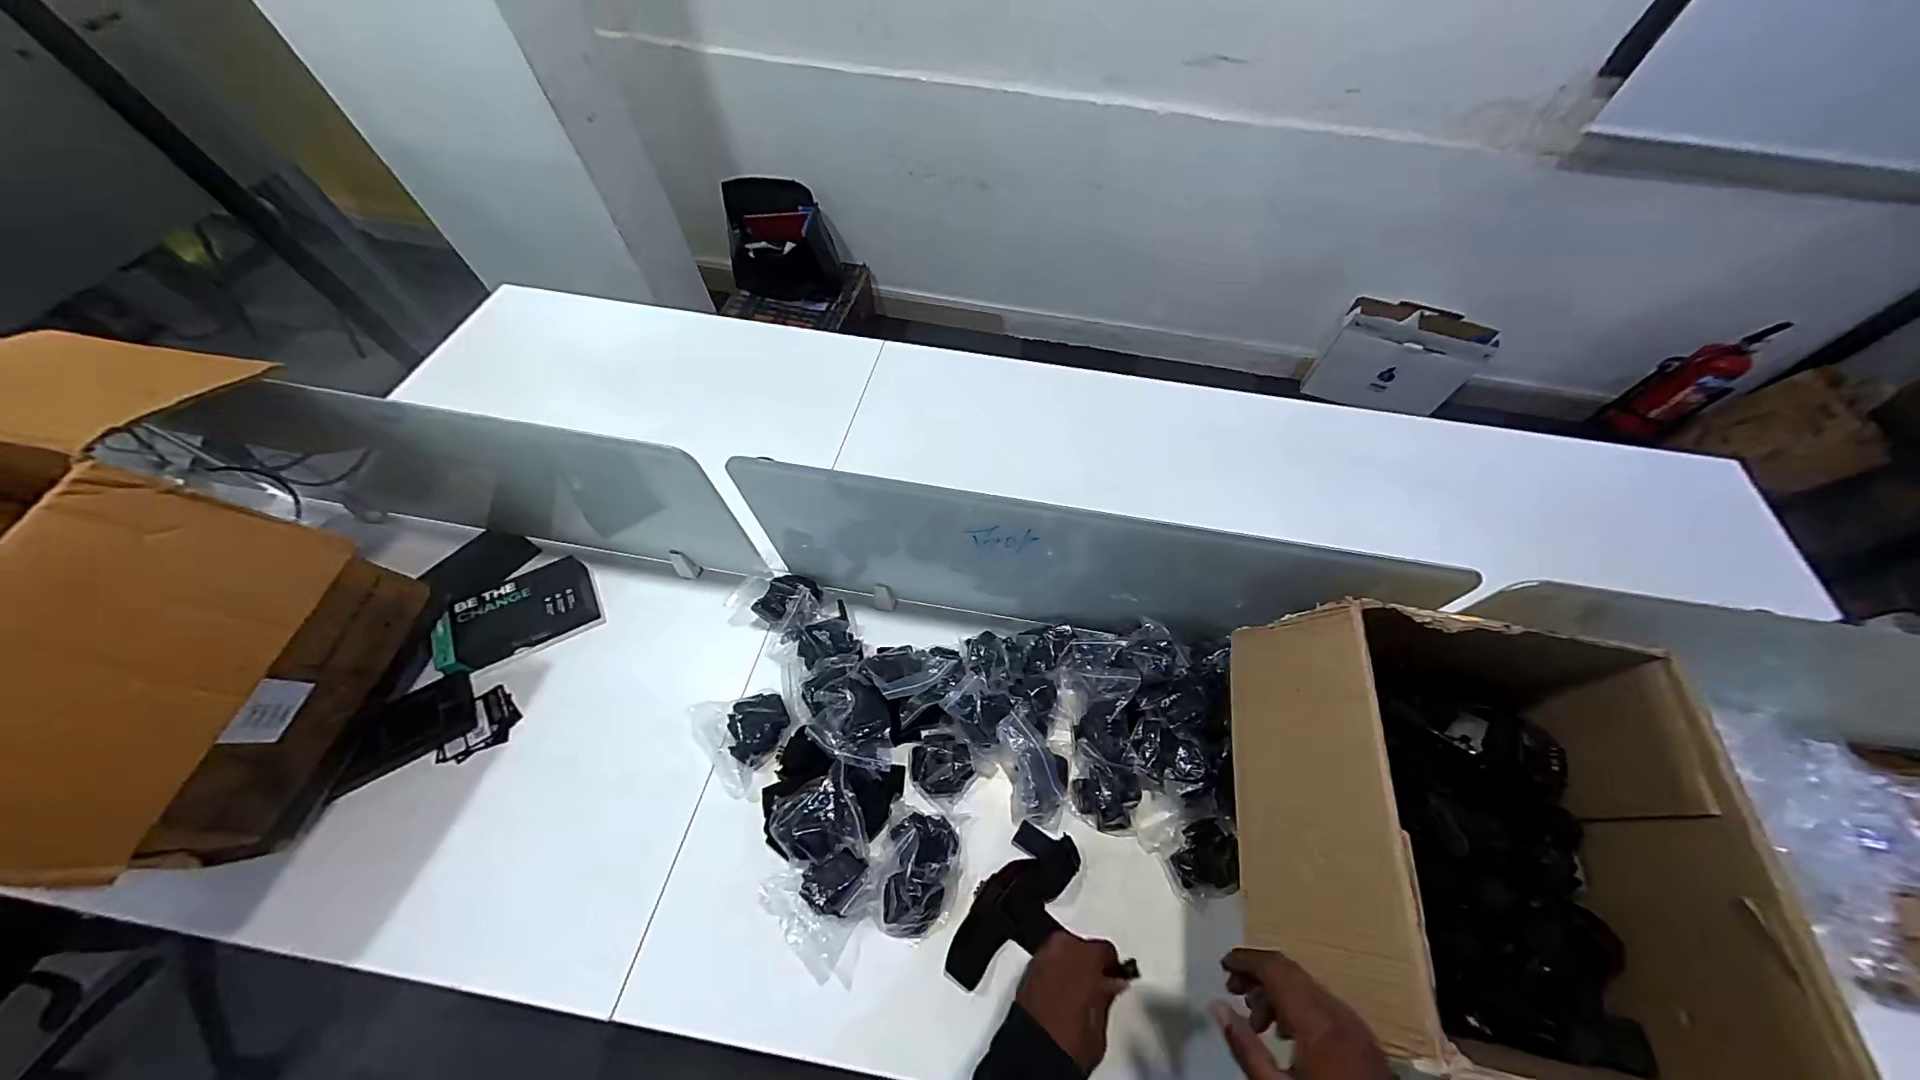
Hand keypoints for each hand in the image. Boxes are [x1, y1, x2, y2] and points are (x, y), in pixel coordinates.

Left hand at [1016, 931, 1131, 1070]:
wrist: (1032, 1053)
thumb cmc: (1068, 1041)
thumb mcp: (1100, 1025)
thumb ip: (1107, 995)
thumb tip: (1111, 986)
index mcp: (1087, 955)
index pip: (1107, 950)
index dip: (1113, 967)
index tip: (1115, 979)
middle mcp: (1062, 947)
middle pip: (1083, 946)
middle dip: (1090, 962)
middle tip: (1097, 985)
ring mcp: (1042, 955)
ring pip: (1065, 950)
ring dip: (1072, 964)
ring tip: (1078, 990)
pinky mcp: (1028, 968)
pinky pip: (1049, 960)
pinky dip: (1056, 970)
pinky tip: (1061, 991)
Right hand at [1210, 948, 1391, 1079]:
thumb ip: (1245, 1046)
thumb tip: (1218, 1007)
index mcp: (1315, 1020)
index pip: (1273, 968)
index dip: (1244, 960)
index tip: (1222, 965)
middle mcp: (1336, 1010)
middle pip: (1289, 970)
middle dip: (1257, 973)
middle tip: (1232, 990)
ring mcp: (1353, 1023)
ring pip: (1306, 985)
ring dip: (1276, 990)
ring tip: (1257, 1020)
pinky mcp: (1363, 1037)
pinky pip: (1323, 1003)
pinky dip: (1297, 1004)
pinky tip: (1286, 1032)